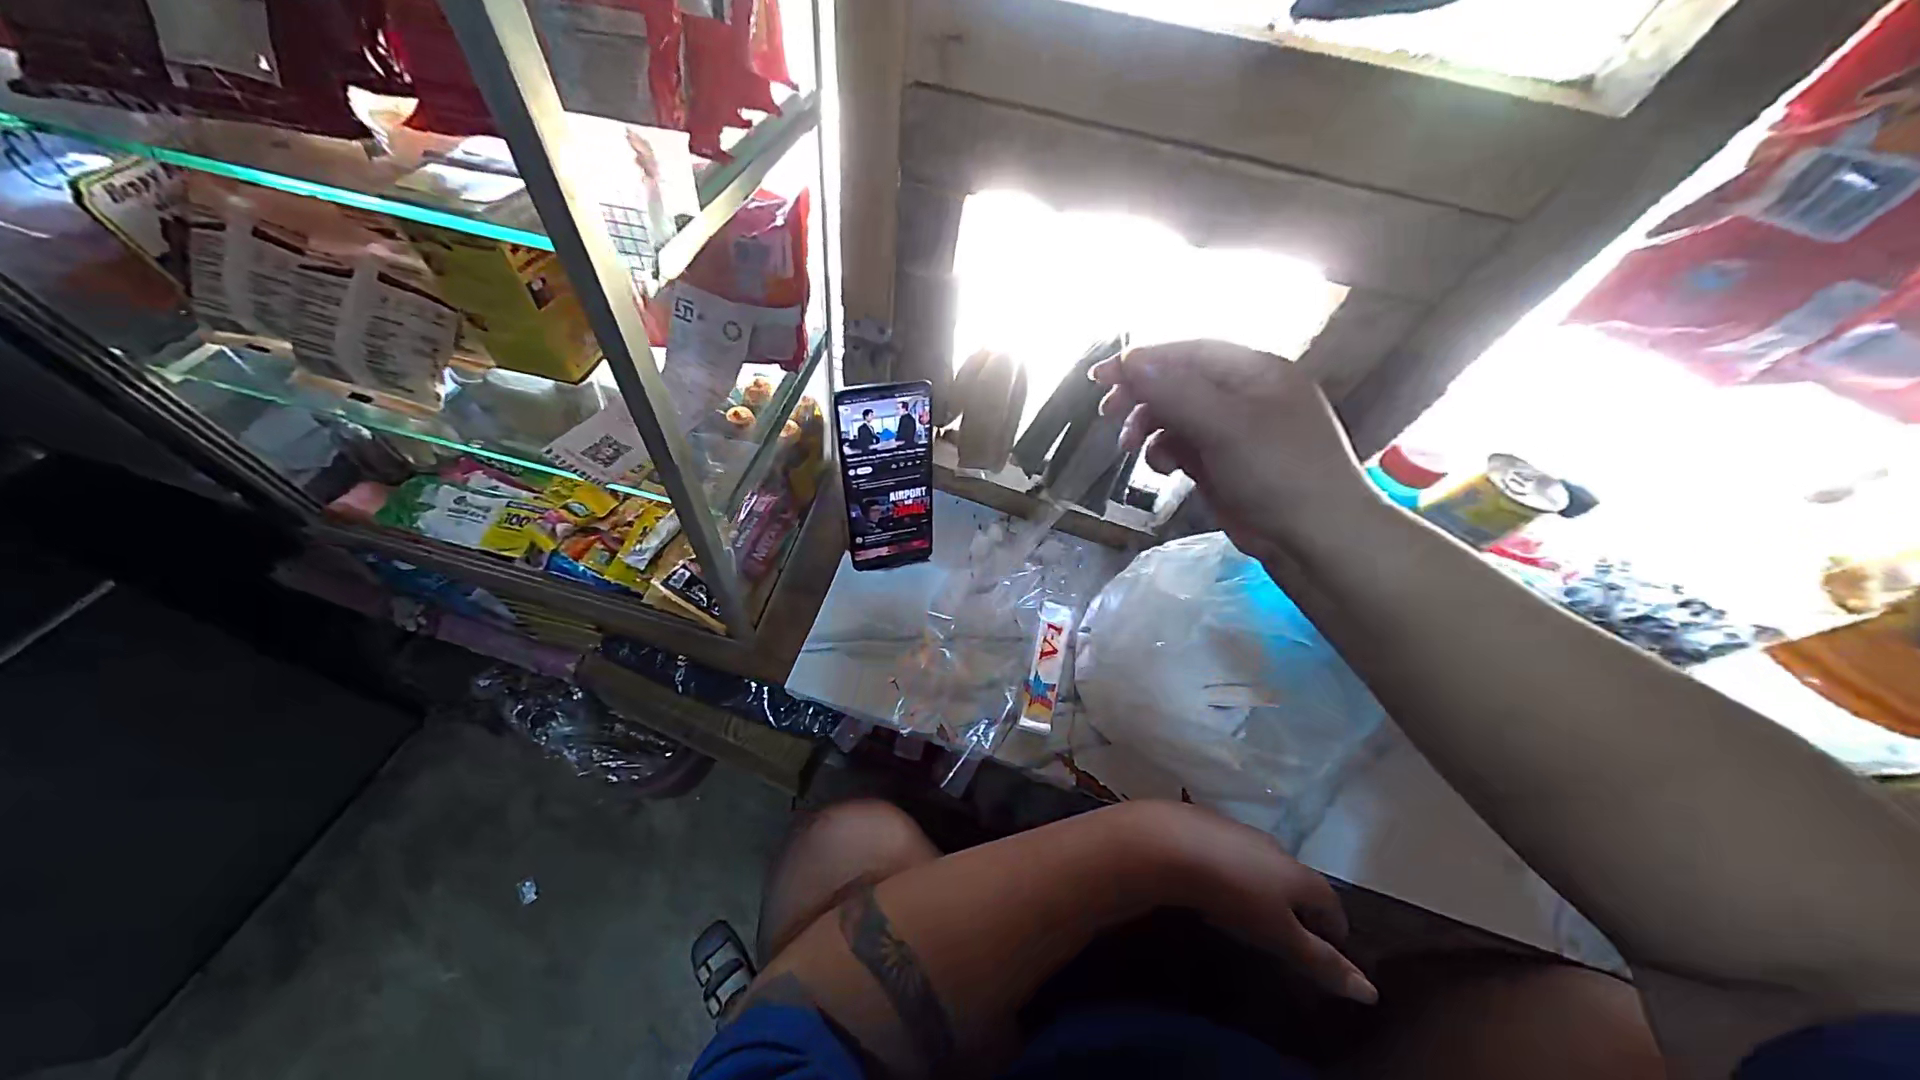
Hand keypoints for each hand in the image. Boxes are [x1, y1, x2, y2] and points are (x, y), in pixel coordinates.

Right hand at [1090, 341, 1373, 552]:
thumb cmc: (1278, 472)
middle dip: (1142, 397)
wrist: (1316, 539)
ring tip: (1132, 448)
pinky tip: (1163, 470)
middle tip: (1107, 413)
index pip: (1188, 353)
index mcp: (1255, 372)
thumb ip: (1175, 391)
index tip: (1100, 377)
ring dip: (1150, 428)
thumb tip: (1129, 362)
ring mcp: (1235, 431)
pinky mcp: (1225, 463)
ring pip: (1177, 416)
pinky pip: (1184, 446)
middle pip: (1179, 383)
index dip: (1142, 361)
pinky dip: (1166, 453)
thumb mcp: (1224, 426)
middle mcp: (1245, 395)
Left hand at [1118, 800, 1377, 1004]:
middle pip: (1298, 881)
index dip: (1335, 931)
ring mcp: (1240, 831)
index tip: (1330, 952)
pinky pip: (1230, 852)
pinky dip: (1233, 870)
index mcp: (1301, 874)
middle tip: (1292, 934)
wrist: (1170, 843)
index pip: (1332, 905)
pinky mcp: (1206, 823)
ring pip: (1263, 863)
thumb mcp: (1279, 934)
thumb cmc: (1233, 894)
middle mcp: (1276, 847)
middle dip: (1300, 907)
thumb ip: (1320, 961)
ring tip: (1253, 910)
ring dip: (1265, 886)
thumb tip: (1371, 993)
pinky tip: (1215, 882)